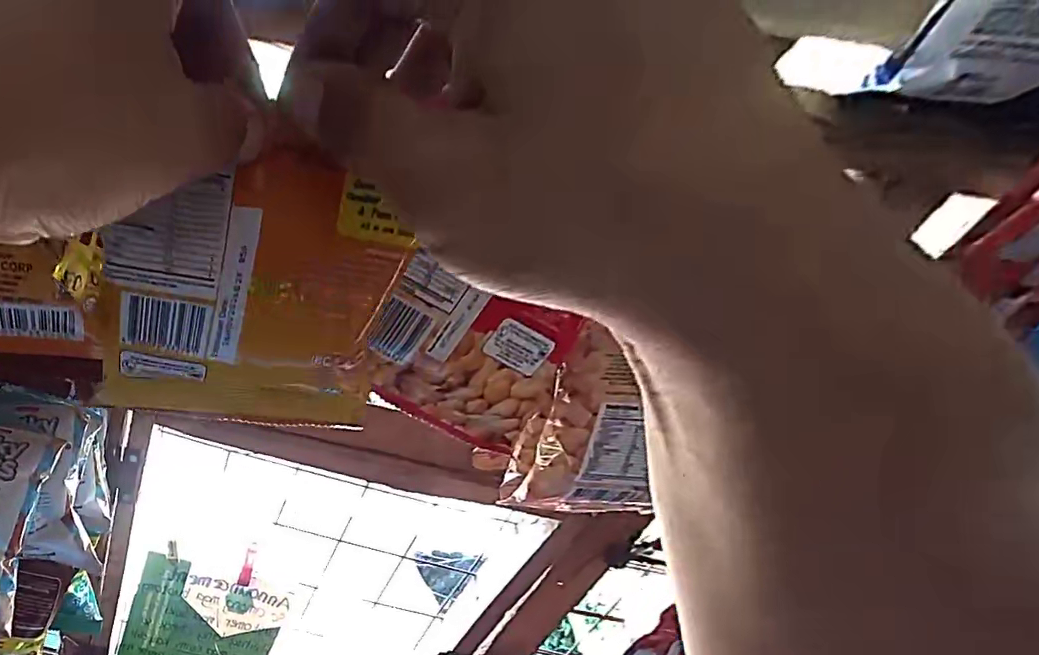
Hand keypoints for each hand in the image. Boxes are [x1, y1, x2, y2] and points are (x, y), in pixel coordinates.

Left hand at [0, 0, 264, 245]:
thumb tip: (246, 125)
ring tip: (95, 150)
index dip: (227, 65)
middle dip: (166, 72)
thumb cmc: (68, 127)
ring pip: (77, 28)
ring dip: (103, 80)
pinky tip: (33, 134)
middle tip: (162, 142)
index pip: (213, 0)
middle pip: (142, 11)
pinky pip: (16, 42)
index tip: (224, 122)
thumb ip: (224, 129)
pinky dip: (41, 82)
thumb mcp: (172, 142)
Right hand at [280, 0, 854, 325]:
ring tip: (413, 125)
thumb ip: (359, 121)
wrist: (735, 246)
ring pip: (498, 8)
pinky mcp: (670, 25)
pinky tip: (493, 128)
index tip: (303, 90)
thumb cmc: (566, 212)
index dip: (327, 27)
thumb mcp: (436, 178)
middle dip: (377, 38)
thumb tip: (306, 87)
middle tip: (348, 108)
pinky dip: (496, 65)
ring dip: (433, 54)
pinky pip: (553, 28)